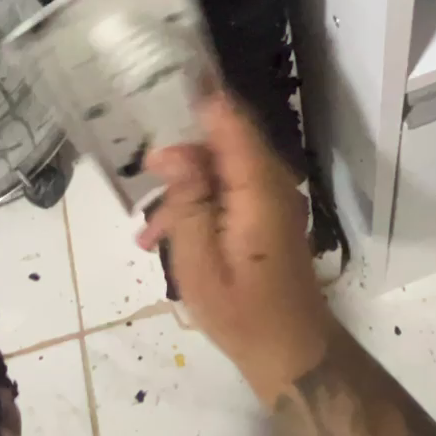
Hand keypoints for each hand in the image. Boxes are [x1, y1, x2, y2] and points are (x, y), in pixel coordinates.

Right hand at [138, 91, 338, 401]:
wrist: (293, 355)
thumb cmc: (243, 313)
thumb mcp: (200, 263)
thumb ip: (187, 201)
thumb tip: (173, 152)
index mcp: (257, 186)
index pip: (230, 120)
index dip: (200, 96)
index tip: (165, 80)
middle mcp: (270, 180)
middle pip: (221, 141)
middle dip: (180, 154)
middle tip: (142, 176)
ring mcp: (270, 196)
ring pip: (220, 168)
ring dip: (184, 187)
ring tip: (148, 227)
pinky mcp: (266, 212)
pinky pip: (228, 190)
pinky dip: (199, 204)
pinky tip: (166, 237)